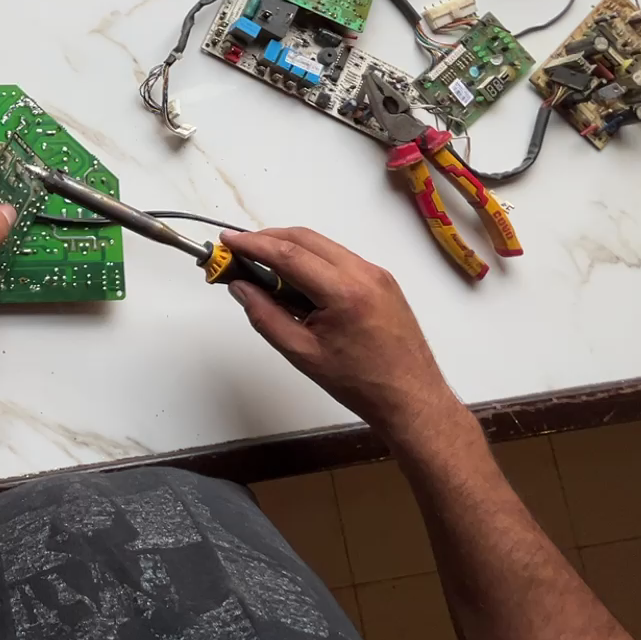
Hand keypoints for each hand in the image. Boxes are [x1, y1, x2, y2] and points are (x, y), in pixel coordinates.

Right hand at [223, 227, 464, 441]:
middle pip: (305, 239)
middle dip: (268, 239)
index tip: (227, 239)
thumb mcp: (301, 353)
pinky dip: (310, 258)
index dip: (253, 243)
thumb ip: (265, 315)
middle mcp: (364, 273)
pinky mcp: (381, 279)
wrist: (413, 400)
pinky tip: (295, 278)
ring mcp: (376, 273)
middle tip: (239, 250)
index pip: (289, 254)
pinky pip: (337, 256)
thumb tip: (239, 286)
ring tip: (262, 265)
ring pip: (322, 244)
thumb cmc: (357, 383)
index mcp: (344, 292)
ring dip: (289, 247)